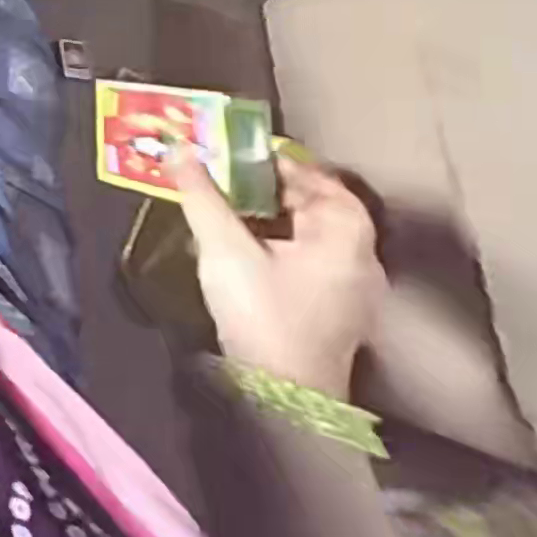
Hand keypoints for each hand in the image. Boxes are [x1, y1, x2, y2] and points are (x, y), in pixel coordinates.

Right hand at [172, 145, 385, 398]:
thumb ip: (201, 196)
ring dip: (276, 212)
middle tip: (232, 170)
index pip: (330, 189)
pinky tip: (245, 239)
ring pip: (314, 235)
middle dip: (278, 186)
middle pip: (324, 211)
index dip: (293, 165)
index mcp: (344, 243)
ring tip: (230, 198)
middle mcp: (357, 262)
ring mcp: (347, 289)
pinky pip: (307, 255)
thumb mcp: (222, 246)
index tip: (250, 150)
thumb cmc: (260, 308)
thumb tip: (179, 150)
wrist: (281, 386)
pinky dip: (277, 236)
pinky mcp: (329, 307)